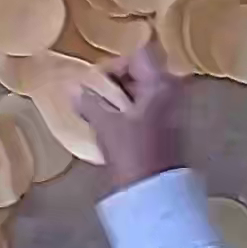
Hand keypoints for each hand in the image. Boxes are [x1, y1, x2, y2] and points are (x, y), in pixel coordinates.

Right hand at [75, 41, 186, 191]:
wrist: (153, 192)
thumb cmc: (131, 153)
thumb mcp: (106, 125)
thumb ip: (89, 103)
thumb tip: (71, 89)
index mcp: (161, 84)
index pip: (138, 55)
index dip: (114, 65)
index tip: (94, 82)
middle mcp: (173, 90)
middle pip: (142, 72)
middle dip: (115, 82)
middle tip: (93, 96)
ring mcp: (175, 108)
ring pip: (143, 90)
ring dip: (121, 97)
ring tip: (99, 111)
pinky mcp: (170, 125)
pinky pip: (148, 106)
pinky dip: (130, 109)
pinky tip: (113, 124)